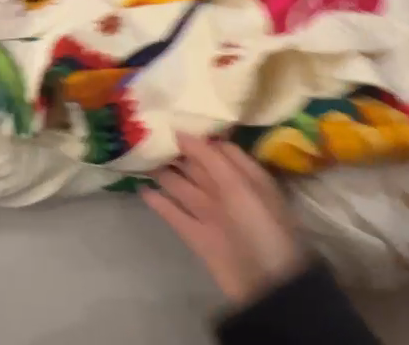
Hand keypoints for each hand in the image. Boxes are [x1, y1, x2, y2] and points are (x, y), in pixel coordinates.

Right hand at [143, 132, 308, 305]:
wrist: (270, 288)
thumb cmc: (260, 227)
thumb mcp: (240, 186)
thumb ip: (209, 157)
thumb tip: (179, 131)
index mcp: (245, 177)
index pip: (219, 148)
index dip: (197, 135)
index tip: (170, 119)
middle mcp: (228, 193)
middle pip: (198, 166)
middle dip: (175, 151)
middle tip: (145, 133)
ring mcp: (212, 216)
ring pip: (183, 187)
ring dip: (163, 173)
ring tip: (138, 156)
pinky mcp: (198, 237)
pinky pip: (175, 214)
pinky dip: (159, 203)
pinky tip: (141, 189)